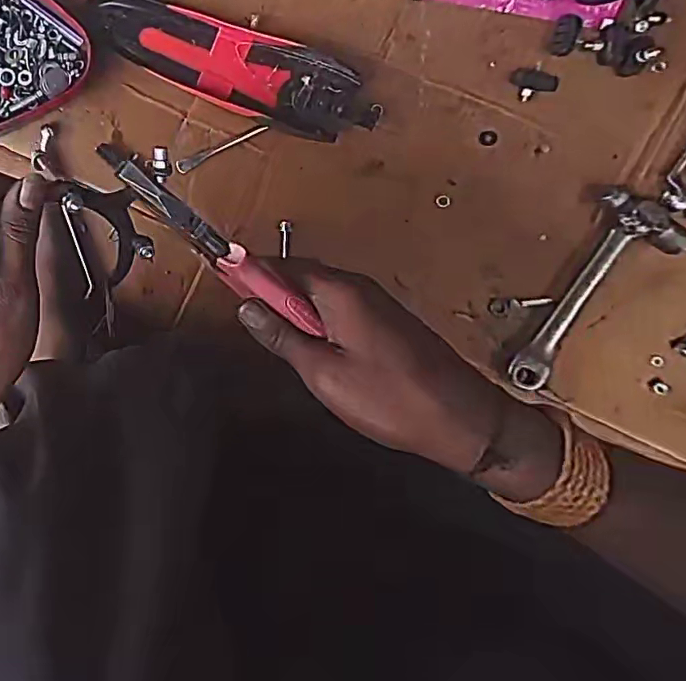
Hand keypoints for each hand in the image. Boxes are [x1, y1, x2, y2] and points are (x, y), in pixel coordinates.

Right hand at [237, 259, 560, 499]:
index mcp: (338, 291)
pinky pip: (337, 303)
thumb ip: (282, 336)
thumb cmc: (391, 399)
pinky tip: (315, 347)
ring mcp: (373, 299)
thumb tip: (248, 309)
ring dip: (293, 306)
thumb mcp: (323, 373)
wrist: (464, 421)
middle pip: (298, 273)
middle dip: (270, 290)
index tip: (221, 269)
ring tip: (282, 340)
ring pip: (317, 290)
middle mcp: (356, 285)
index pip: (279, 265)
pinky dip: (316, 316)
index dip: (248, 268)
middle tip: (250, 316)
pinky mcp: (384, 317)